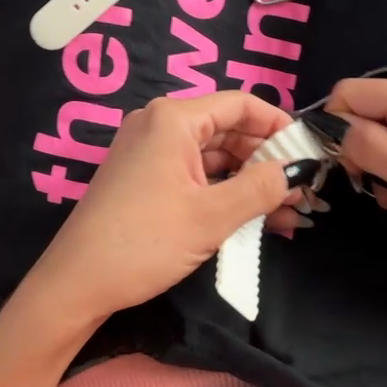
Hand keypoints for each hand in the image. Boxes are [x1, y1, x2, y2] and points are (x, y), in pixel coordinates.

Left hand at [24, 92, 298, 325]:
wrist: (76, 283)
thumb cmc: (145, 241)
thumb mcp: (212, 216)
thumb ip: (261, 188)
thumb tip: (299, 168)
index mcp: (173, 119)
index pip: (240, 104)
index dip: (279, 124)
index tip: (310, 151)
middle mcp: (158, 125)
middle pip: (228, 130)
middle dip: (268, 160)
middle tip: (306, 190)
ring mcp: (148, 153)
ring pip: (213, 157)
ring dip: (250, 183)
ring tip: (291, 213)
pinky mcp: (143, 180)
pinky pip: (194, 176)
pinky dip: (224, 194)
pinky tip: (257, 221)